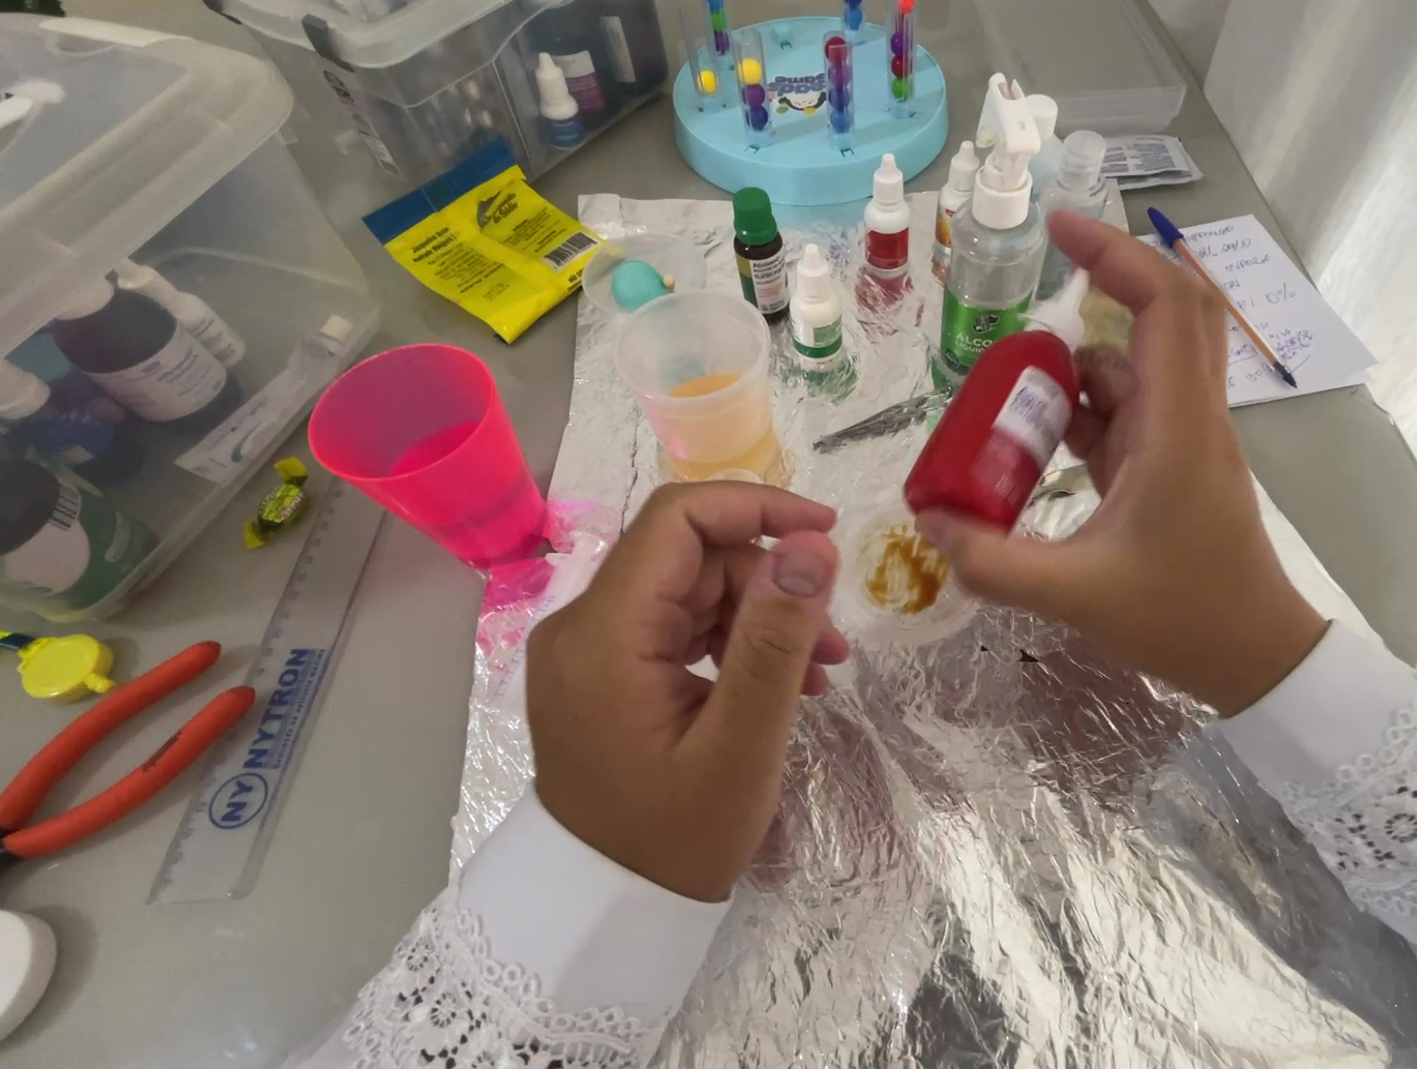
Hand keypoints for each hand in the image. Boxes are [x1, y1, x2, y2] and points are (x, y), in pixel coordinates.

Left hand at [526, 482, 848, 901]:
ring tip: (817, 675)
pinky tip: (779, 684)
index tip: (824, 533)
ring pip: (691, 591)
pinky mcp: (607, 671)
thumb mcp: (741, 743)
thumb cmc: (674, 840)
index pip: (677, 518)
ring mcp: (592, 648)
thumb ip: (776, 638)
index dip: (756, 507)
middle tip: (831, 643)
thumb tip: (812, 544)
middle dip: (769, 583)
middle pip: (691, 558)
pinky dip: (733, 643)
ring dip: (760, 618)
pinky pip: (679, 628)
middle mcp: (584, 624)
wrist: (605, 910)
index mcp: (604, 631)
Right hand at [916, 211, 1326, 714]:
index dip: (1114, 255)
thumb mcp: (1073, 594)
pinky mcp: (1173, 464)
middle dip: (1106, 282)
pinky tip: (1034, 447)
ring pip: (1134, 369)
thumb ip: (992, 561)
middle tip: (1040, 277)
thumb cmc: (1181, 619)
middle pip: (1166, 312)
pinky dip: (1081, 413)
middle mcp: (1187, 417)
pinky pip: (1125, 413)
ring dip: (1075, 371)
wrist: (1256, 657)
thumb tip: (929, 523)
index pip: (1163, 305)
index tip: (1057, 229)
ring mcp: (1183, 439)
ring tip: (1008, 404)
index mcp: (1176, 429)